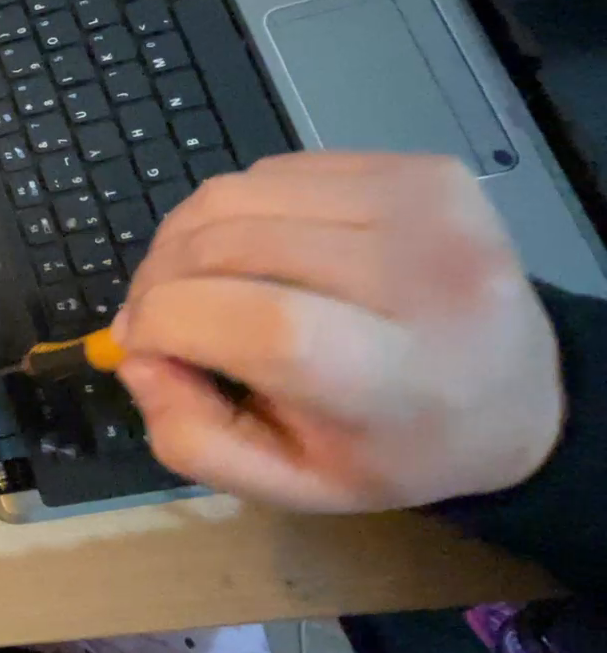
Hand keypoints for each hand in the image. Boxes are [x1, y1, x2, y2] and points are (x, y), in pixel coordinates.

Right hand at [113, 152, 562, 511]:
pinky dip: (223, 213)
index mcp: (405, 379)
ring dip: (177, 241)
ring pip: (226, 197)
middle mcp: (430, 278)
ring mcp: (428, 210)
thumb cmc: (385, 446)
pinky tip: (247, 249)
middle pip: (225, 247)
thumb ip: (187, 435)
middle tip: (154, 315)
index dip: (167, 325)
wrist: (516, 390)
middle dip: (155, 282)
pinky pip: (262, 173)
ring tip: (190, 280)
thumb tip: (136, 353)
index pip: (262, 325)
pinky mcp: (416, 170)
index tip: (142, 345)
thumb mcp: (282, 482)